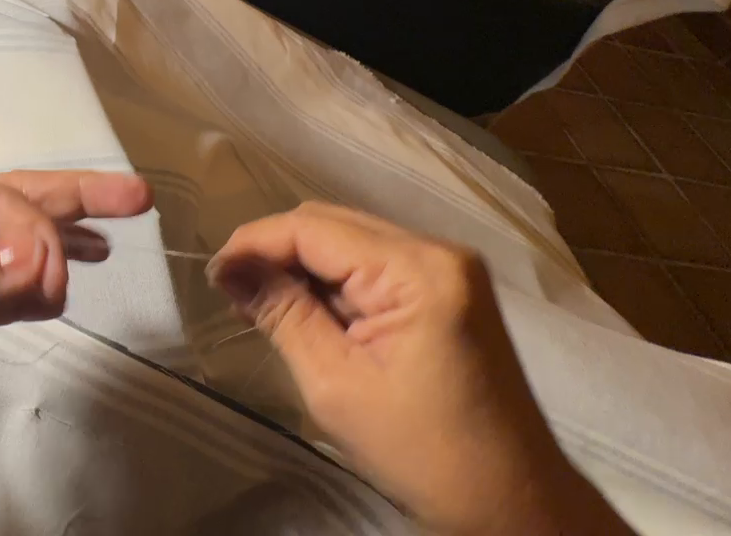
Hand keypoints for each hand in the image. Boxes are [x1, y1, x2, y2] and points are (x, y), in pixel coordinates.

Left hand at [0, 169, 151, 425]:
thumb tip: (39, 265)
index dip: (36, 233)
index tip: (57, 278)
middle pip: (16, 206)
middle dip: (74, 202)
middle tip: (135, 197)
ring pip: (11, 251)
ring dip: (56, 245)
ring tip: (108, 244)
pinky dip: (28, 290)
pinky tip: (56, 288)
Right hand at [207, 203, 631, 535]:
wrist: (516, 507)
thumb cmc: (423, 454)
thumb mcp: (333, 383)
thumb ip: (279, 311)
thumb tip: (227, 267)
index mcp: (417, 271)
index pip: (311, 228)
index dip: (253, 243)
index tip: (214, 274)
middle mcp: (437, 250)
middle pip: (328, 223)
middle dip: (273, 251)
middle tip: (234, 290)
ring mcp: (447, 266)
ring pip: (344, 238)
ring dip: (298, 264)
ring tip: (262, 302)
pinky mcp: (446, 285)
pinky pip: (368, 260)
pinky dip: (328, 279)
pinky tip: (306, 309)